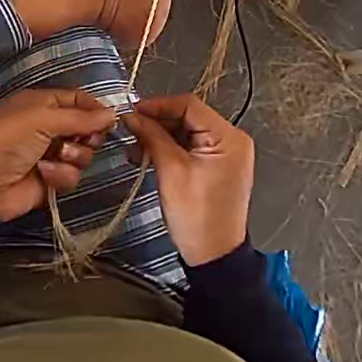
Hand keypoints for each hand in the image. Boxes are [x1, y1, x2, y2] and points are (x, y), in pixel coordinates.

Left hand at [0, 89, 114, 221]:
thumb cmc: (8, 139)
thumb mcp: (43, 119)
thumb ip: (81, 117)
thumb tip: (114, 114)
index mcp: (45, 104)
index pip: (80, 100)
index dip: (96, 109)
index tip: (111, 119)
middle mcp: (51, 127)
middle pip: (88, 129)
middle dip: (87, 135)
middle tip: (80, 138)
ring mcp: (52, 154)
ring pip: (84, 153)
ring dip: (72, 155)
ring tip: (54, 156)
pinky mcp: (52, 180)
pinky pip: (72, 176)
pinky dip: (60, 175)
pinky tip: (43, 174)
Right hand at [121, 94, 254, 265]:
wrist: (214, 256)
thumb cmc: (195, 216)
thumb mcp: (170, 172)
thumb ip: (152, 137)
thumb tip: (132, 115)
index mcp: (228, 137)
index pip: (190, 105)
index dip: (158, 105)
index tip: (132, 111)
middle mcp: (232, 139)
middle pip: (188, 117)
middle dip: (157, 123)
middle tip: (129, 130)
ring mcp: (226, 152)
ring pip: (186, 132)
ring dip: (160, 137)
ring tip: (134, 148)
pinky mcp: (217, 164)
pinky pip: (190, 146)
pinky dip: (169, 149)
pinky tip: (147, 155)